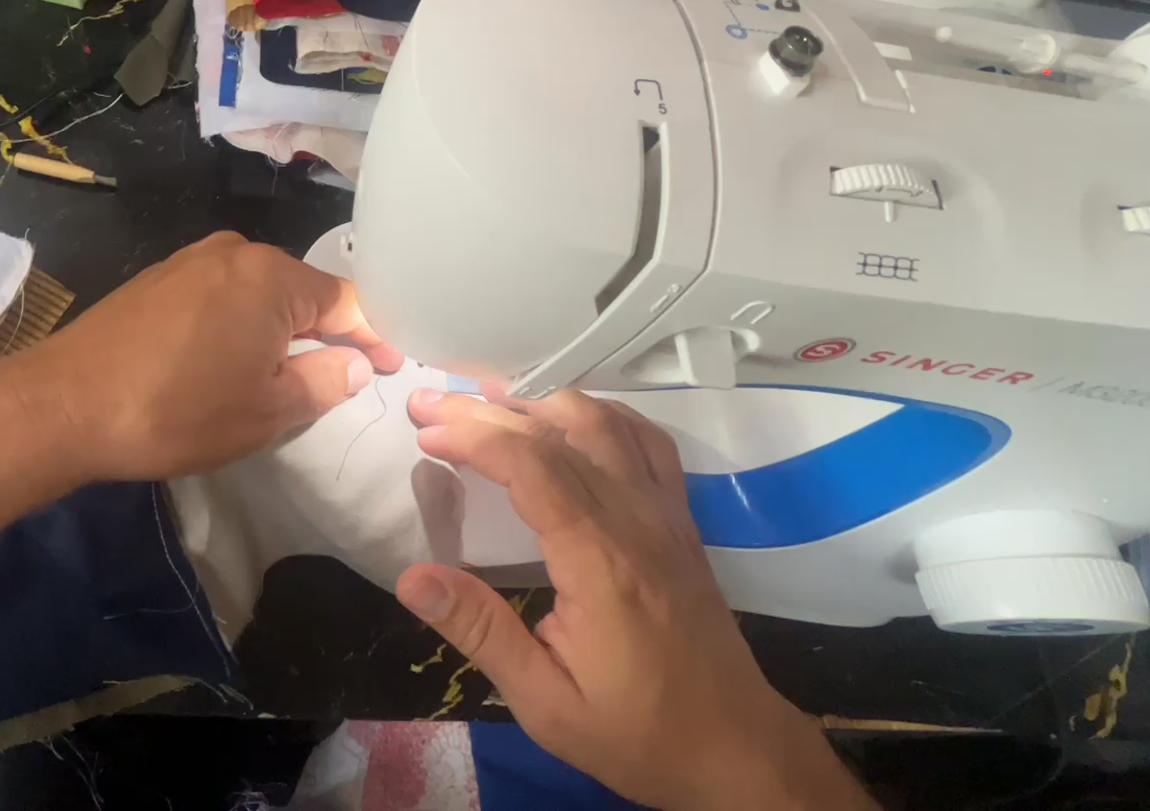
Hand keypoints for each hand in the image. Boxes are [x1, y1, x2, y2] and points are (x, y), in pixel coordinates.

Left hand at [5, 231, 402, 484]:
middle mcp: (237, 251)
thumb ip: (324, 381)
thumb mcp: (265, 411)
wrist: (64, 404)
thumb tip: (356, 364)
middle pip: (303, 291)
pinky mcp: (161, 276)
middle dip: (326, 332)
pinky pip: (224, 294)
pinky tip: (229, 357)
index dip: (375, 336)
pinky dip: (241, 322)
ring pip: (261, 292)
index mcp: (272, 277)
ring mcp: (193, 259)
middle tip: (340, 376)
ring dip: (281, 329)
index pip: (347, 301)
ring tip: (283, 372)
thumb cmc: (177, 411)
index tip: (393, 367)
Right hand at [396, 386, 874, 810]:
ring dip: (538, 401)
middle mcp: (635, 518)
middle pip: (556, 432)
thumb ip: (480, 631)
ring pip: (601, 422)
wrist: (737, 749)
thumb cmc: (636, 730)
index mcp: (599, 560)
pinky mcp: (679, 515)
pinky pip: (645, 438)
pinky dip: (598, 412)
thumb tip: (412, 578)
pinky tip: (566, 417)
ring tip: (487, 401)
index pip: (531, 465)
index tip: (427, 435)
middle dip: (486, 412)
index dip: (474, 438)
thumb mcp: (545, 701)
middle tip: (431, 407)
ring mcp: (664, 510)